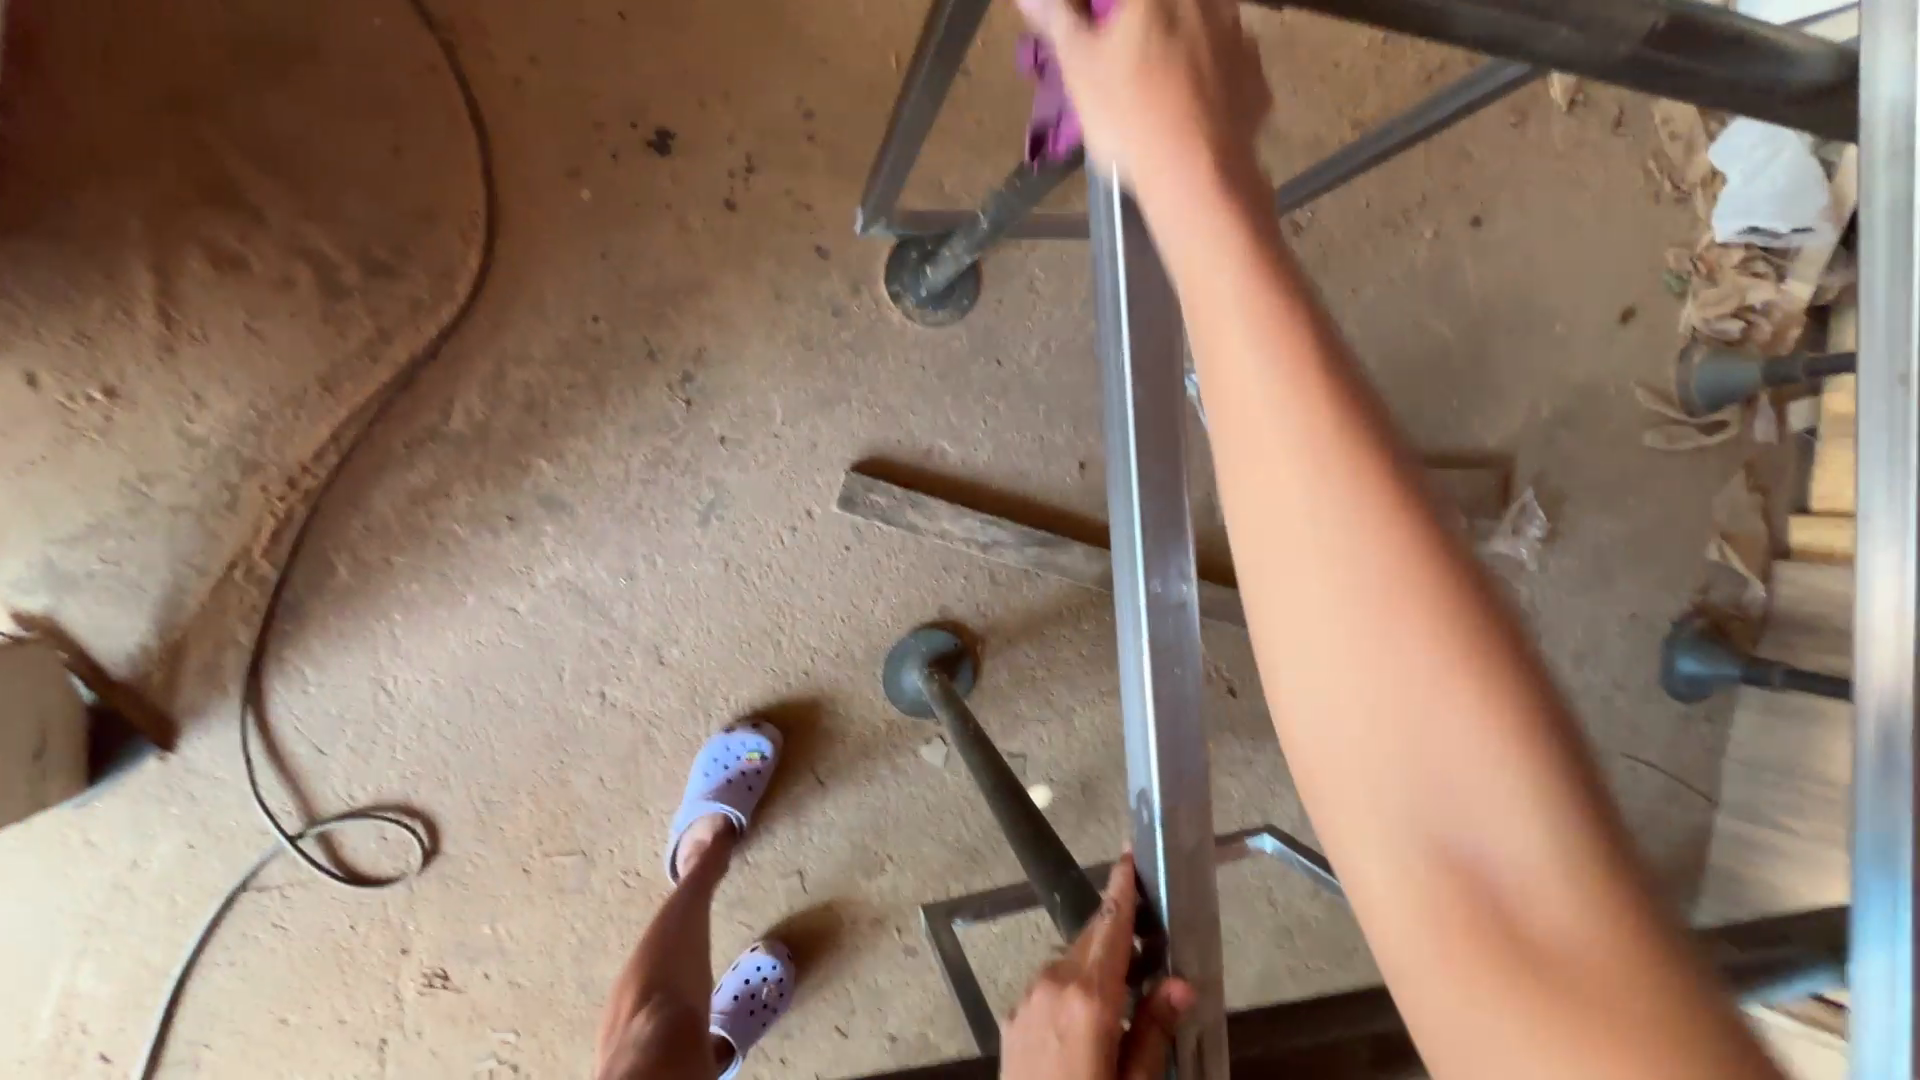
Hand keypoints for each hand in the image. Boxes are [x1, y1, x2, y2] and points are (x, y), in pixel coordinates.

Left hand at [1000, 858, 1195, 1079]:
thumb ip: (1154, 1030)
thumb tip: (1181, 984)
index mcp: (1088, 997)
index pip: (1111, 928)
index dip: (1121, 890)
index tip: (1126, 856)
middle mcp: (1052, 984)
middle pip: (1090, 939)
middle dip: (1116, 928)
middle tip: (1147, 927)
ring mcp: (1027, 1000)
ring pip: (1069, 962)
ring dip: (1095, 961)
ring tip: (1126, 981)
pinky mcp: (1012, 1019)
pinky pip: (1049, 986)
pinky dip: (1073, 985)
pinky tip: (1090, 1013)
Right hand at [1015, 0, 1271, 197]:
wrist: (1193, 174)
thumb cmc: (1128, 114)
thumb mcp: (1079, 68)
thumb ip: (1060, 20)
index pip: (1132, 5)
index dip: (1118, 19)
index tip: (1109, 37)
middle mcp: (1209, 3)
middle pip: (1178, 7)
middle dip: (1157, 25)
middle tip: (1135, 59)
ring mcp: (1241, 40)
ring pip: (1212, 30)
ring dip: (1191, 48)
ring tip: (1167, 89)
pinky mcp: (1258, 80)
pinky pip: (1233, 70)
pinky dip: (1216, 84)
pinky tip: (1196, 113)